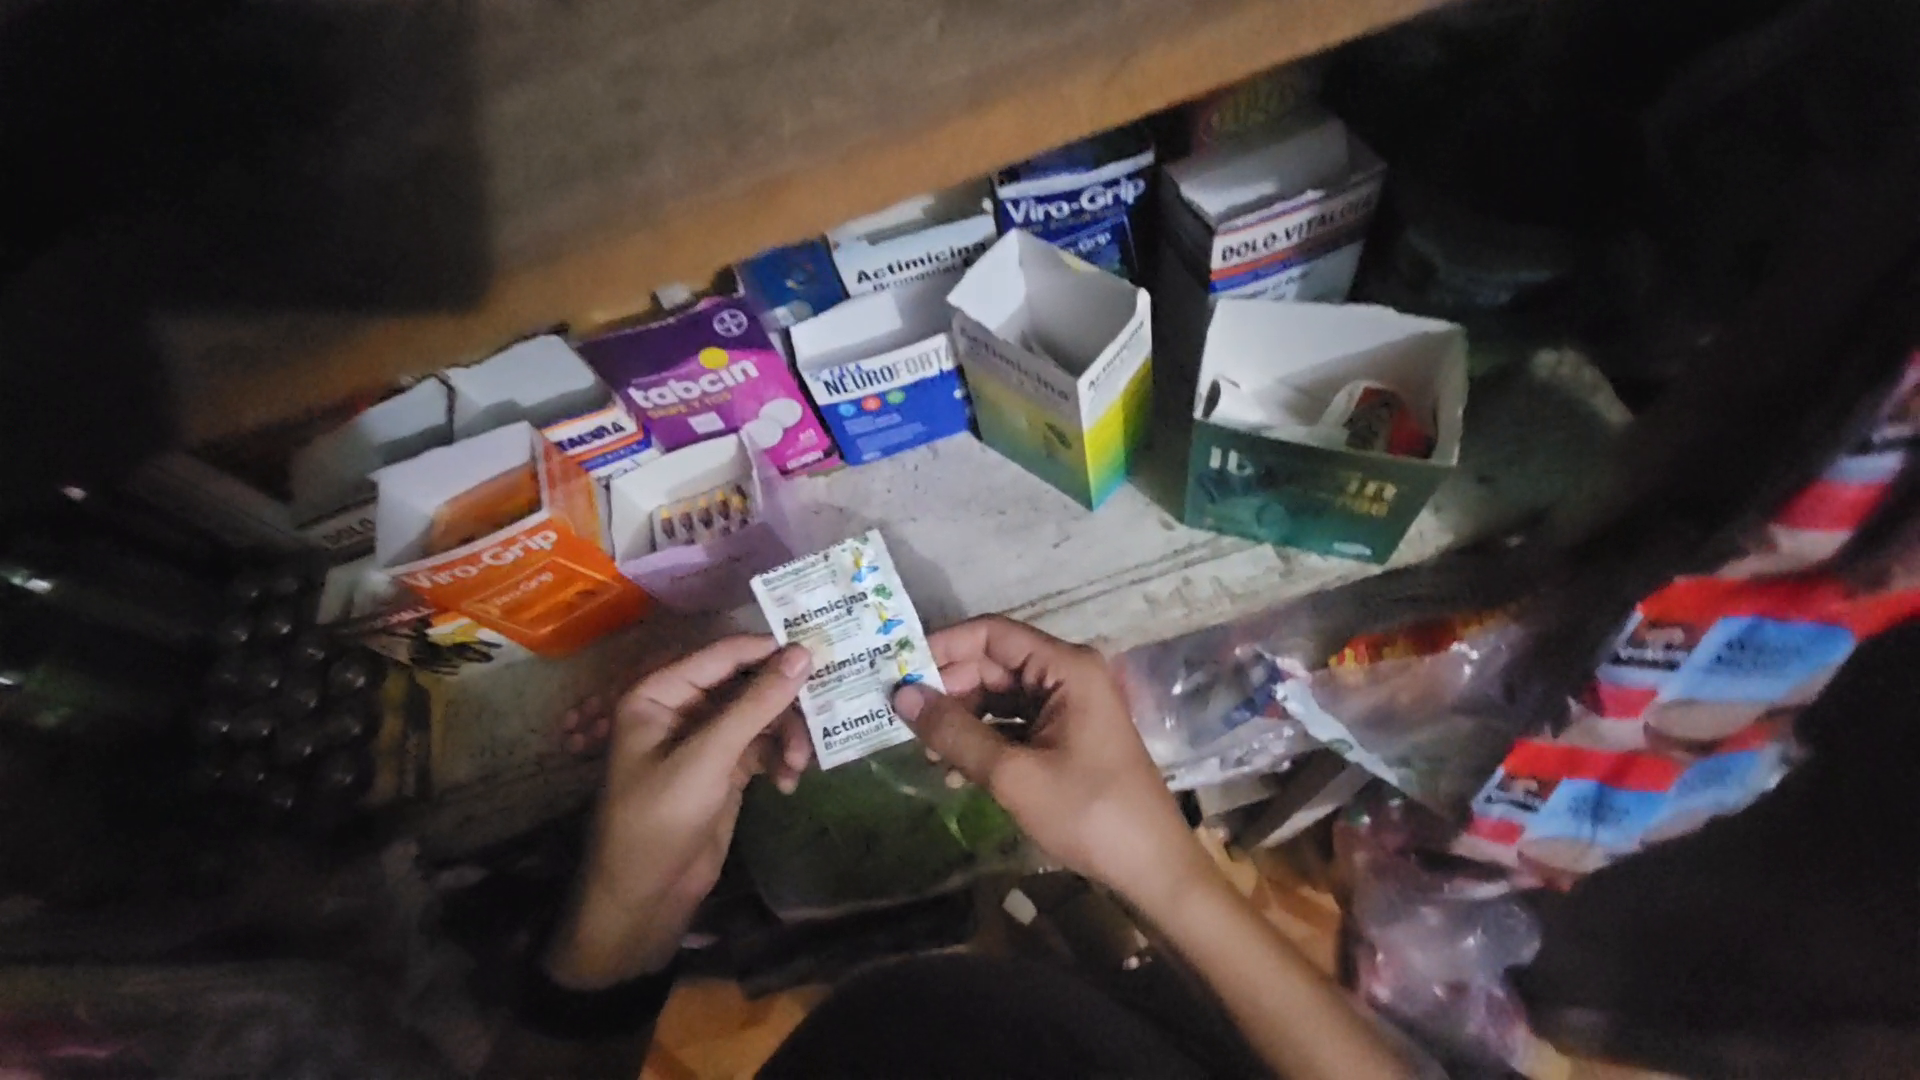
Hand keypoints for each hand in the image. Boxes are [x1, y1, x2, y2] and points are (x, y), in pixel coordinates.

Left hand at [545, 637, 813, 988]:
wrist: (643, 900)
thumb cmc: (659, 820)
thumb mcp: (709, 757)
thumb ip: (756, 703)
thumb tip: (803, 654)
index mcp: (662, 693)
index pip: (724, 654)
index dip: (770, 651)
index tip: (818, 651)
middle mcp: (684, 708)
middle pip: (749, 685)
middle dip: (783, 703)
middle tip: (821, 712)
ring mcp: (707, 739)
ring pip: (763, 716)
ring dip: (786, 737)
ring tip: (798, 763)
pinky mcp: (727, 767)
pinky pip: (764, 746)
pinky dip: (780, 759)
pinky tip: (788, 782)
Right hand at [892, 616, 1211, 916]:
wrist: (1153, 868)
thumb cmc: (1089, 813)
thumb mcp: (1013, 774)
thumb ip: (955, 732)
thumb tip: (901, 696)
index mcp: (1065, 667)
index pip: (992, 634)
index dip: (944, 646)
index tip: (899, 668)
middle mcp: (1067, 674)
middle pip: (994, 663)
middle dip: (948, 688)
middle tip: (901, 715)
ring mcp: (1068, 705)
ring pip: (999, 695)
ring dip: (961, 718)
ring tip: (922, 748)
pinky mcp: (1065, 735)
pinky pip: (1013, 722)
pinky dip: (983, 739)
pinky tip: (952, 769)